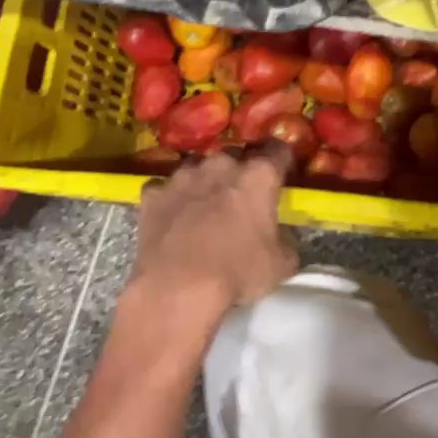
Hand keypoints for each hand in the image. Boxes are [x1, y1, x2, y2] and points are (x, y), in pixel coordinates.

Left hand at [132, 147, 298, 308]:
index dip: (282, 160)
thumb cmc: (237, 272)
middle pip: (235, 154)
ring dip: (205, 179)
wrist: (176, 287)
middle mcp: (221, 166)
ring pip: (198, 166)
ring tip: (206, 202)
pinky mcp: (153, 194)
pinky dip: (171, 197)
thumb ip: (285, 239)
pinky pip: (165, 187)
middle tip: (243, 194)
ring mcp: (183, 177)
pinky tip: (173, 215)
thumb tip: (279, 236)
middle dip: (241, 169)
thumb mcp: (281, 264)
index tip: (282, 173)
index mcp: (259, 176)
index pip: (278, 150)